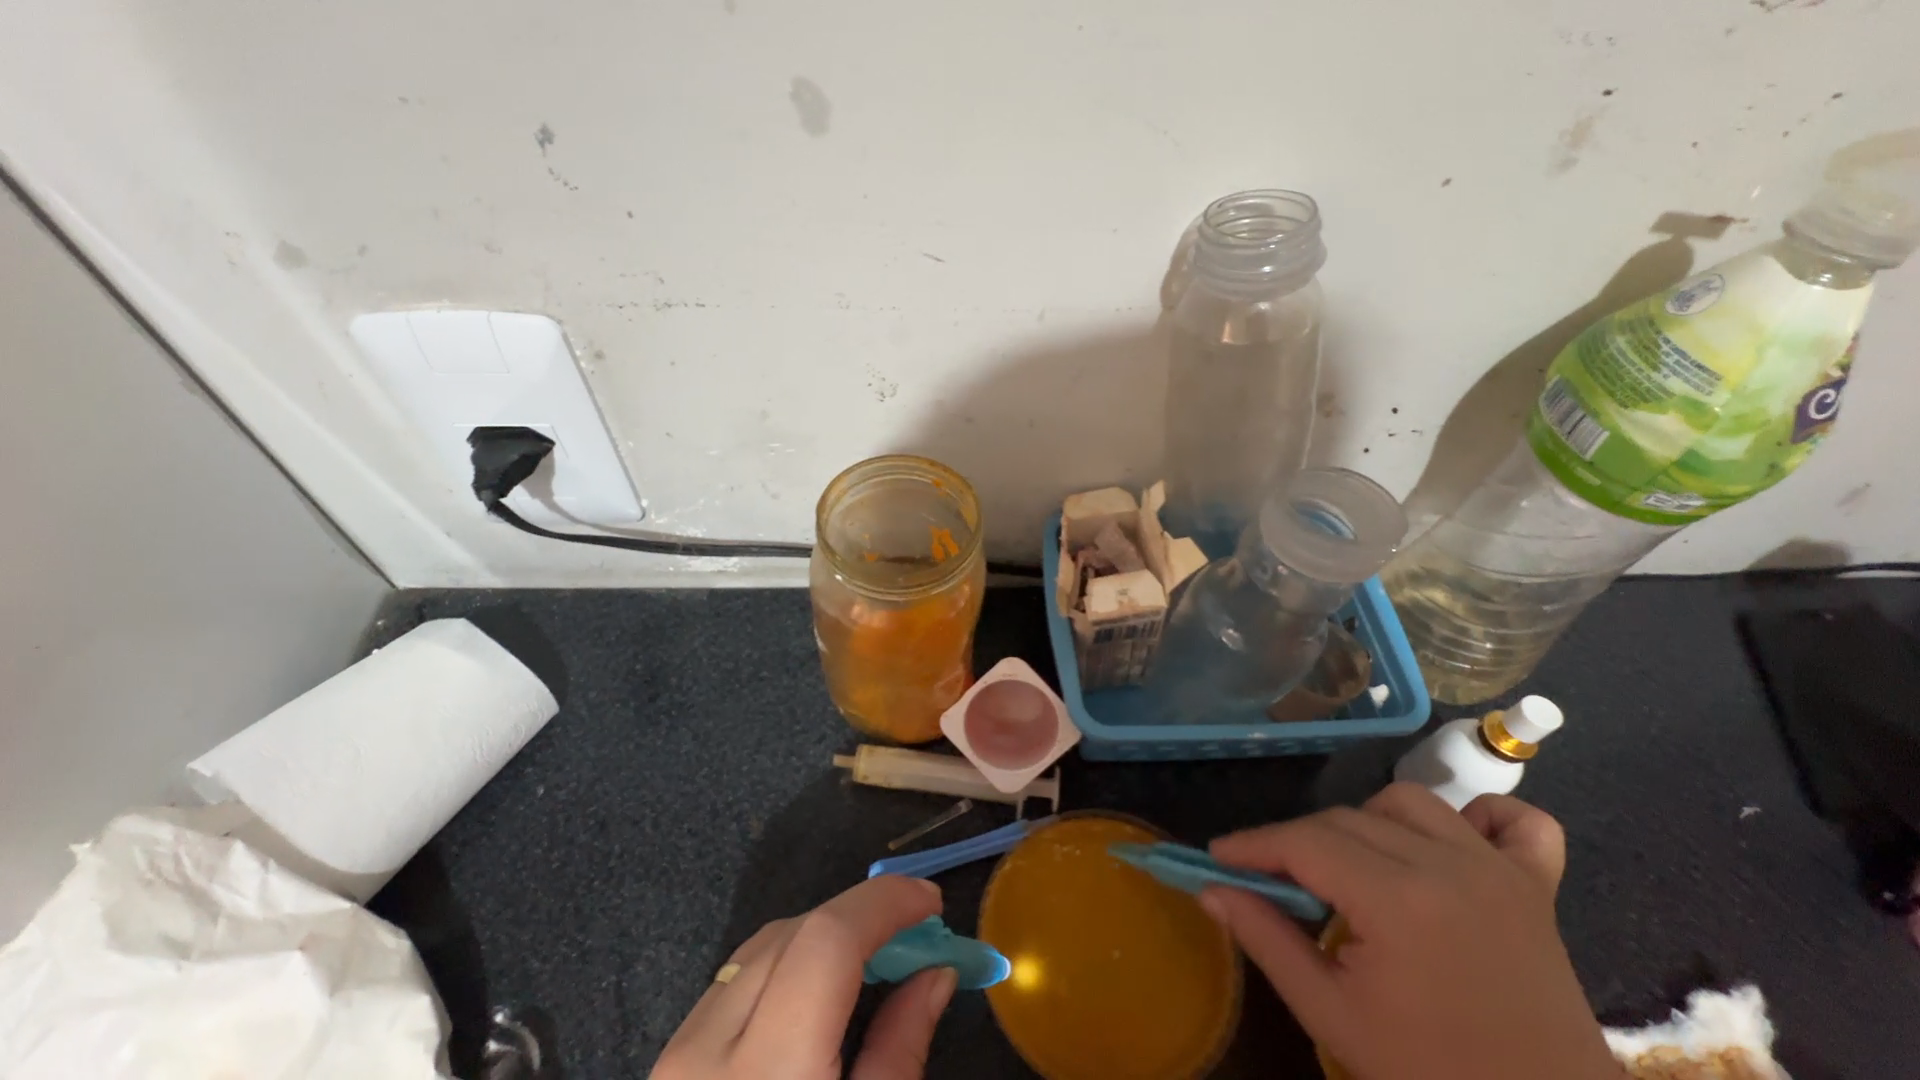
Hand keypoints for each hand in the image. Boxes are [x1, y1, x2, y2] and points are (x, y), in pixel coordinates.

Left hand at [652, 876, 956, 1079]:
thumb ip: (900, 1050)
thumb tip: (935, 973)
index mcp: (770, 1071)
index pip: (825, 942)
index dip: (883, 904)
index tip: (930, 903)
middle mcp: (706, 1048)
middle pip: (791, 934)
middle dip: (859, 918)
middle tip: (915, 935)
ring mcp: (675, 1054)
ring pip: (758, 952)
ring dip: (821, 939)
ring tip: (872, 960)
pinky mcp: (666, 1062)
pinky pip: (732, 985)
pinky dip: (785, 970)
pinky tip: (817, 996)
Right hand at [1201, 783, 1622, 1079]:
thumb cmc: (1426, 1068)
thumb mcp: (1329, 1013)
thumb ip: (1266, 940)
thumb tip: (1211, 890)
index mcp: (1397, 900)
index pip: (1305, 842)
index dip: (1252, 844)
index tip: (1218, 857)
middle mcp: (1449, 865)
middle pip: (1347, 818)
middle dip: (1297, 840)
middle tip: (1272, 879)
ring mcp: (1499, 868)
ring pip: (1411, 803)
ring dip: (1368, 821)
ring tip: (1352, 868)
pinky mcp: (1537, 884)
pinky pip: (1513, 822)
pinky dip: (1478, 818)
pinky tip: (1449, 845)